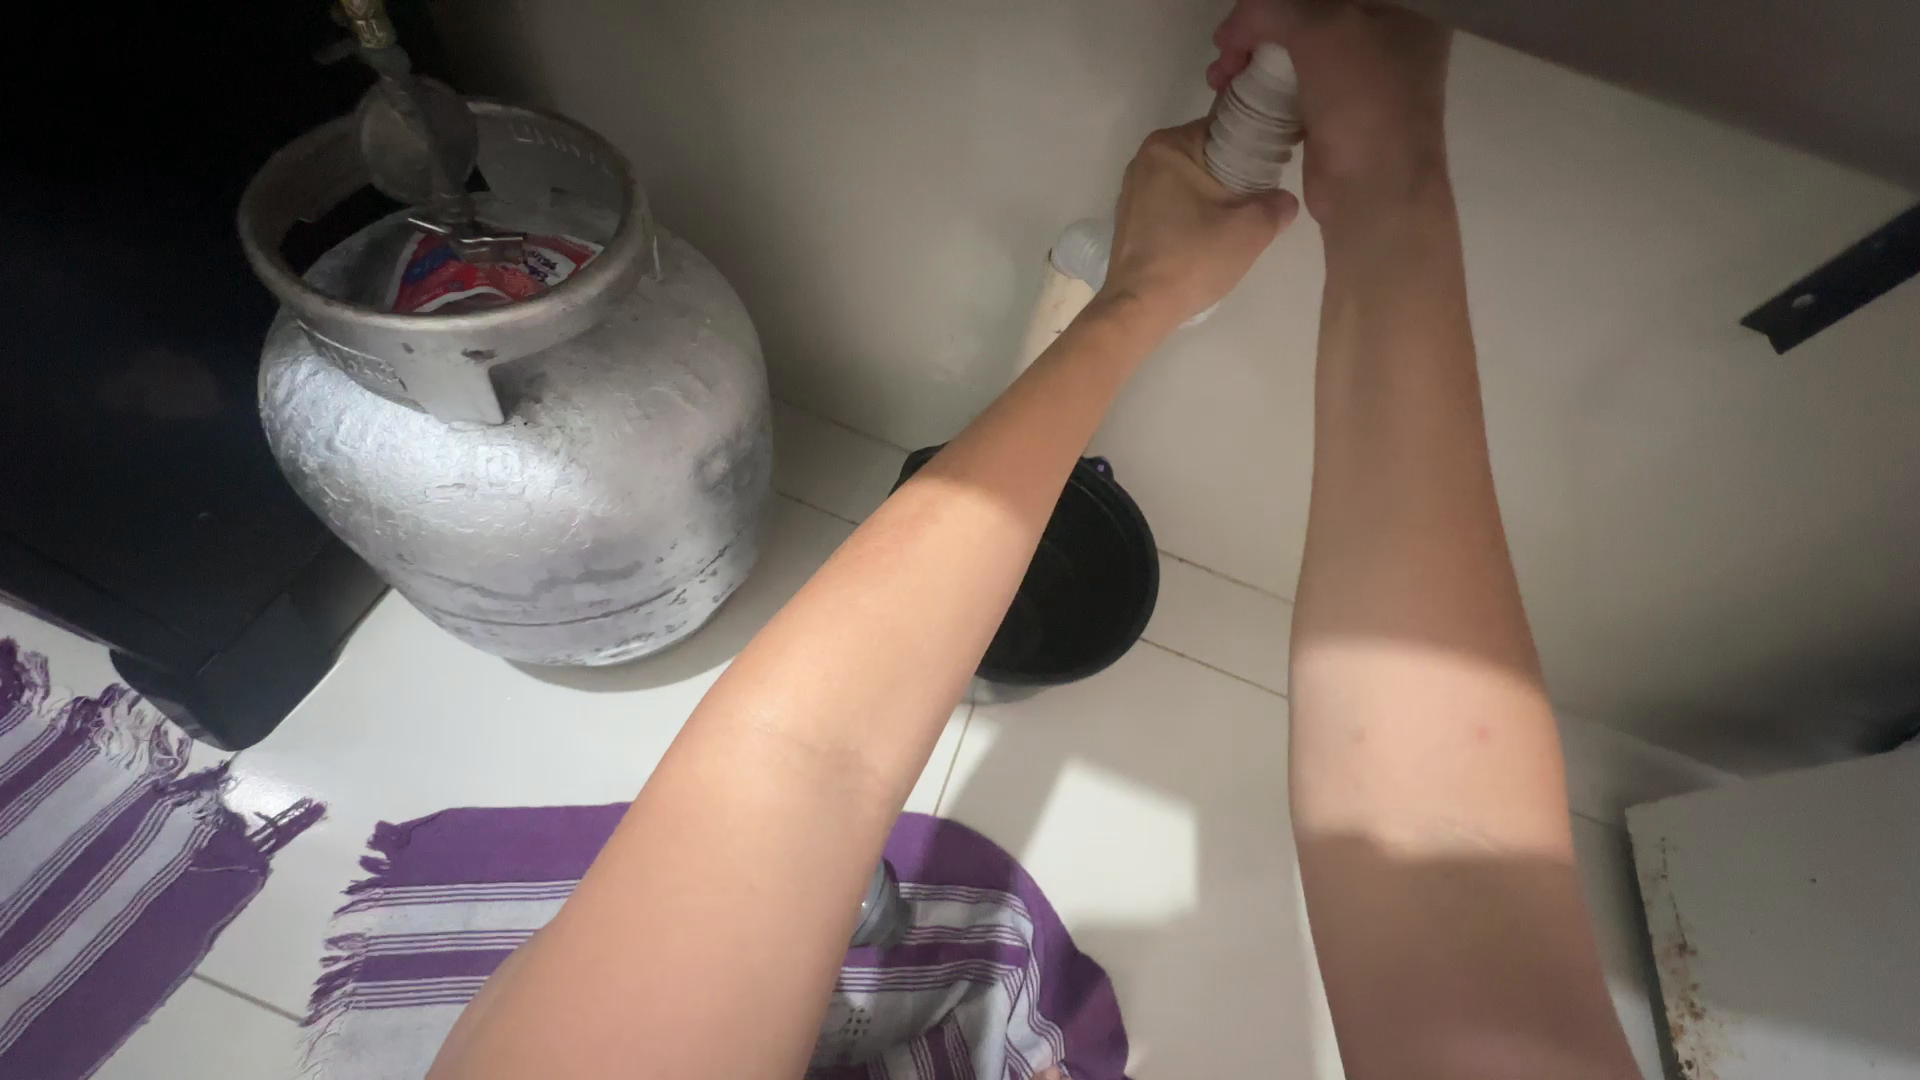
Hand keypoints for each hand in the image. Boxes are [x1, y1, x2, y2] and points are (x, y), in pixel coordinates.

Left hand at [1099, 120, 1297, 327]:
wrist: (1139, 310)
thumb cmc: (1192, 260)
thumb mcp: (1252, 228)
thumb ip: (1278, 204)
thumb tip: (1283, 201)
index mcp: (1168, 145)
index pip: (1227, 127)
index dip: (1259, 143)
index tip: (1278, 165)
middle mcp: (1143, 162)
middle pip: (1207, 157)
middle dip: (1235, 176)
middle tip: (1259, 201)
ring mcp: (1131, 195)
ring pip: (1189, 185)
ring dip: (1213, 200)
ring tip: (1234, 225)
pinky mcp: (1129, 225)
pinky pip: (1171, 209)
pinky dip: (1191, 218)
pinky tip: (1205, 240)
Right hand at [1207, 0, 1450, 224]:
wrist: (1374, 187)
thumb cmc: (1362, 100)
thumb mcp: (1321, 32)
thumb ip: (1275, 9)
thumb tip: (1238, 19)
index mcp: (1399, 3)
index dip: (1273, 2)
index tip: (1237, 23)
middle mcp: (1383, 32)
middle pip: (1305, 15)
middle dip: (1256, 29)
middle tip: (1223, 52)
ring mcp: (1358, 74)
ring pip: (1293, 50)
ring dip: (1250, 60)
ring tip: (1220, 80)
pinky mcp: (1333, 111)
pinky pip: (1291, 84)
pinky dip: (1261, 87)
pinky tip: (1235, 96)